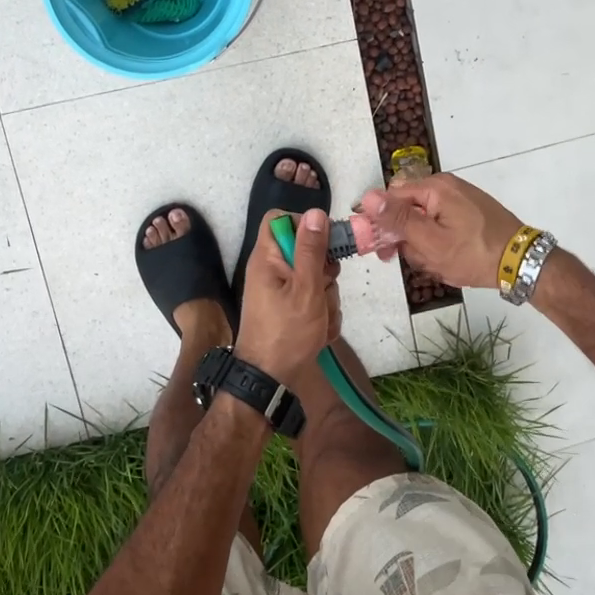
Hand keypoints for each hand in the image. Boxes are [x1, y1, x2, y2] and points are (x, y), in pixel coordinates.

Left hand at [235, 208, 339, 386]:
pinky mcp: (290, 311)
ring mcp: (281, 292)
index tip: (324, 243)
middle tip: (323, 289)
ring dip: (326, 299)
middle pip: (306, 251)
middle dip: (324, 272)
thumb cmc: (286, 333)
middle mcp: (272, 270)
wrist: (269, 382)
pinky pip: (314, 302)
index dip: (304, 224)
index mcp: (267, 257)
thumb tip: (316, 212)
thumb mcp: (305, 289)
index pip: (280, 219)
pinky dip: (321, 316)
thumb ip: (311, 250)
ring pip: (315, 279)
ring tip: (321, 320)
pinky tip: (320, 333)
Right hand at [357, 173, 525, 290]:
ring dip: (425, 245)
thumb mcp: (430, 241)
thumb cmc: (473, 254)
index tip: (381, 250)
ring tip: (439, 264)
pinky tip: (449, 261)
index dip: (382, 223)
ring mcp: (460, 199)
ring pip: (425, 221)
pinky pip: (442, 225)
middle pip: (408, 209)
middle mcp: (446, 187)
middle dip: (408, 238)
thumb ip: (398, 219)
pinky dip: (440, 244)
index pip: (391, 197)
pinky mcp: (470, 213)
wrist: (522, 264)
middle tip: (420, 261)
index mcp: (435, 188)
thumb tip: (367, 198)